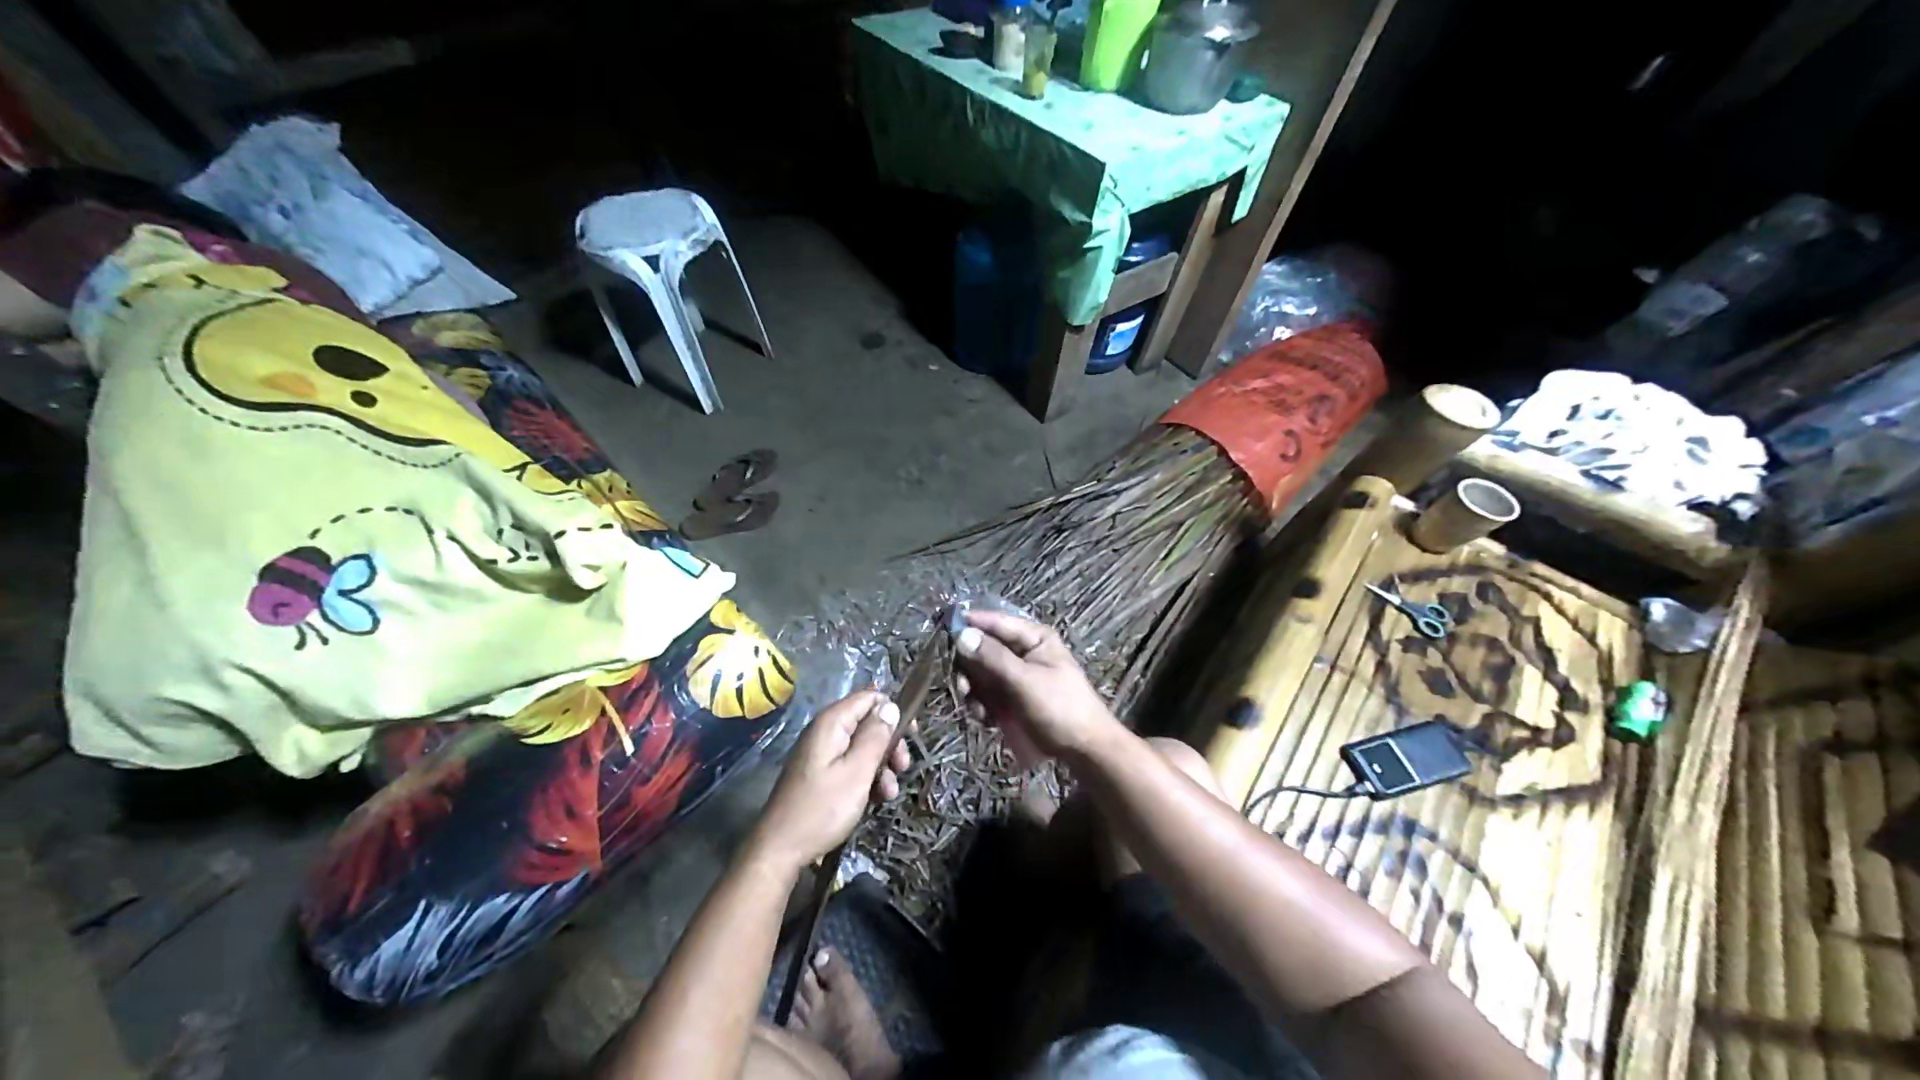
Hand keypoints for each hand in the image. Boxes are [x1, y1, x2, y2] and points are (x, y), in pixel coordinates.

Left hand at [750, 691, 911, 872]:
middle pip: (868, 723)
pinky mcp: (822, 774)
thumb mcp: (857, 772)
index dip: (892, 711)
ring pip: (863, 747)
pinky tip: (875, 800)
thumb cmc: (822, 809)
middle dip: (889, 744)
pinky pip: (851, 765)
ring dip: (882, 767)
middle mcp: (826, 732)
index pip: (869, 697)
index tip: (911, 734)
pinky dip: (867, 778)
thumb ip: (876, 736)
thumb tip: (890, 706)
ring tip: (888, 793)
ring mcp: (823, 754)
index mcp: (831, 723)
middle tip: (902, 767)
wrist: (781, 849)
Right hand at [954, 611, 1121, 763]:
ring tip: (977, 708)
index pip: (993, 622)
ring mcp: (1015, 677)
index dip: (967, 624)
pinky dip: (980, 706)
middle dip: (968, 667)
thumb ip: (993, 658)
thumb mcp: (1026, 681)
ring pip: (979, 674)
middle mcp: (1021, 652)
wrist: (1084, 752)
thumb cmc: (1061, 709)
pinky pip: (984, 695)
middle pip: (981, 648)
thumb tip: (960, 634)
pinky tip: (985, 719)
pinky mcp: (1010, 700)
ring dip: (972, 690)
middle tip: (962, 686)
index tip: (938, 628)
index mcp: (1033, 638)